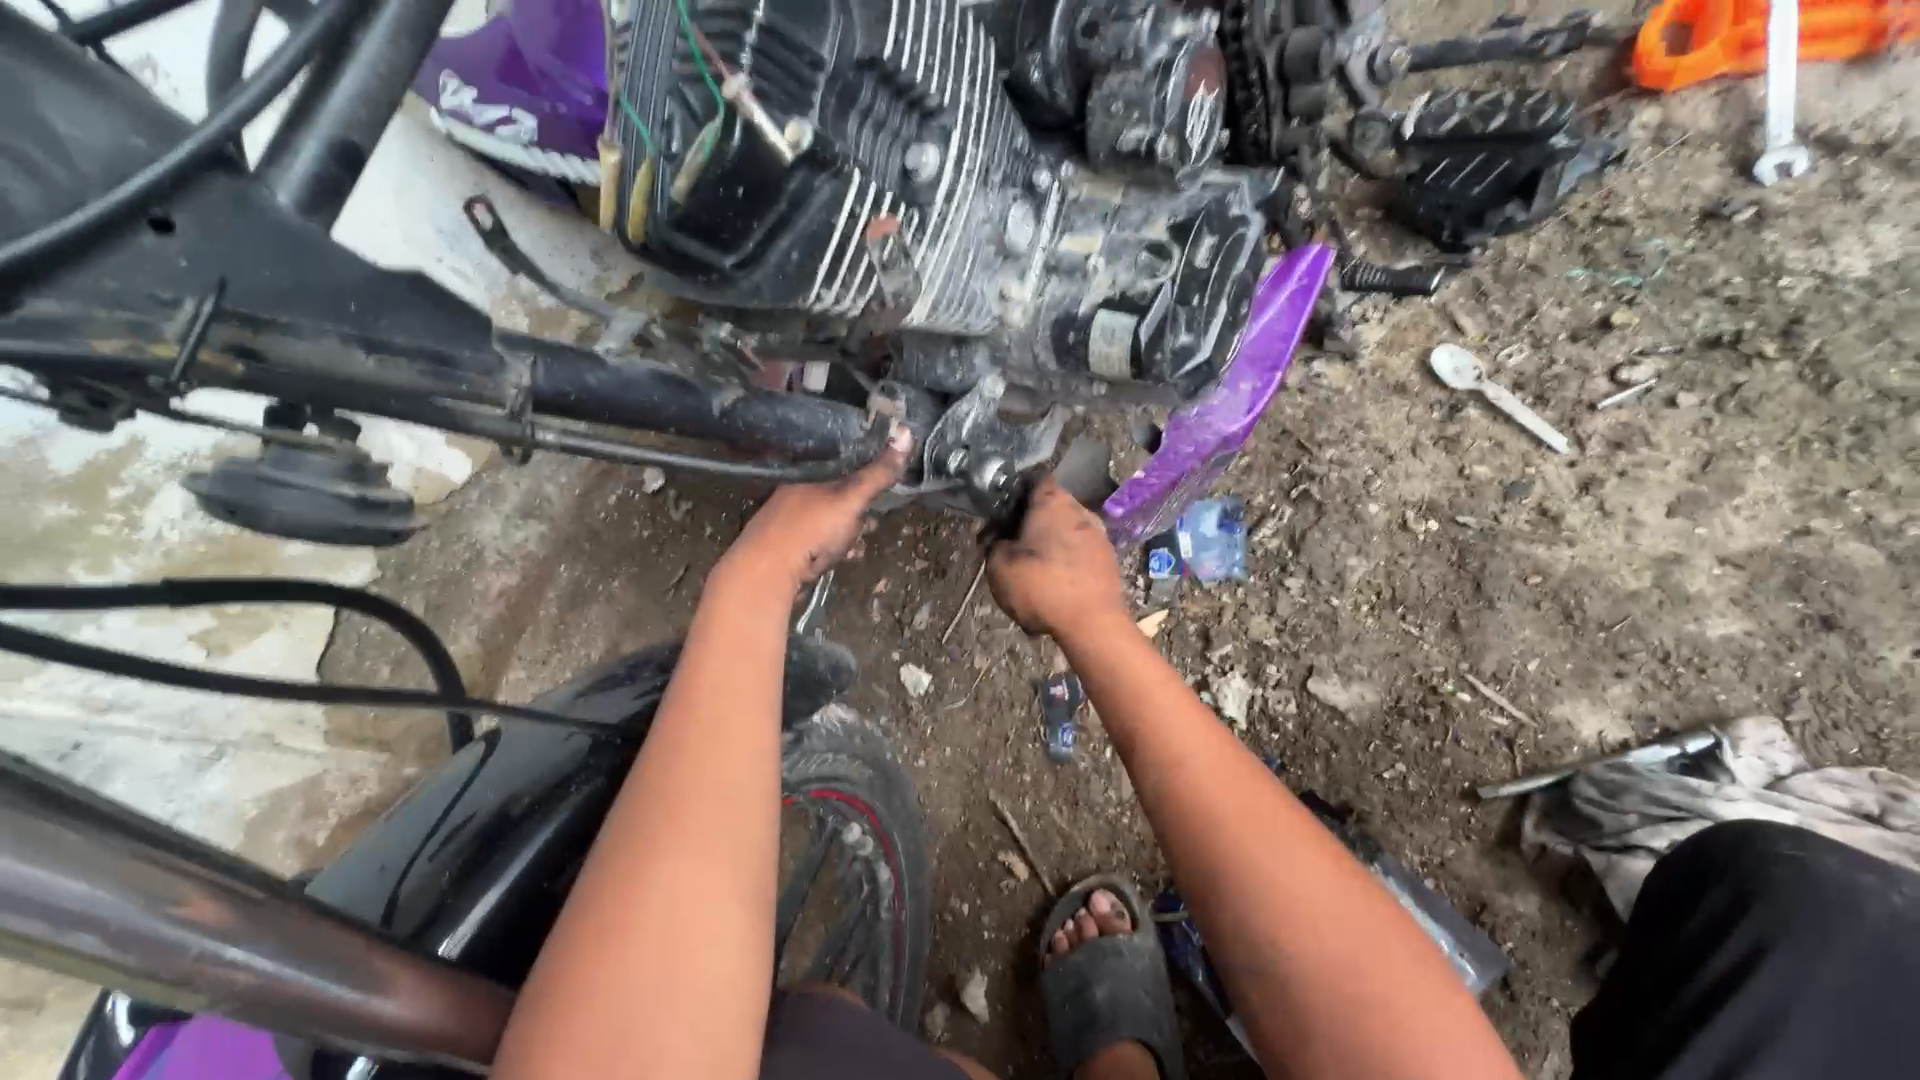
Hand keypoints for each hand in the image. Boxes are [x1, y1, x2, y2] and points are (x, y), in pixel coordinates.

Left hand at [718, 421, 913, 592]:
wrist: (767, 572)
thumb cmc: (810, 527)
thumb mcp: (851, 498)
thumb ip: (878, 473)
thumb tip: (906, 433)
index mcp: (806, 470)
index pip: (840, 458)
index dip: (865, 467)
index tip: (884, 478)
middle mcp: (794, 489)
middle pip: (836, 490)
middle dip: (858, 506)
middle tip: (870, 519)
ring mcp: (788, 517)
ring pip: (829, 516)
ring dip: (848, 530)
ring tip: (857, 543)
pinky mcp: (787, 543)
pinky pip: (819, 538)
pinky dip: (834, 545)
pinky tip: (843, 556)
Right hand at [986, 475, 1126, 641]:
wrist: (1091, 622)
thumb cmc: (1040, 585)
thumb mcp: (998, 566)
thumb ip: (994, 544)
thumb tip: (998, 538)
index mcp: (1052, 502)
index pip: (1034, 480)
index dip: (1017, 493)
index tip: (1003, 513)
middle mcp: (1080, 510)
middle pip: (1052, 507)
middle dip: (1034, 523)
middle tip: (1014, 546)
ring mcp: (1099, 535)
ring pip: (1068, 531)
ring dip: (1052, 544)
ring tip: (1035, 571)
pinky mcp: (1110, 559)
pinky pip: (1082, 553)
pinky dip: (1069, 563)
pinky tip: (1057, 585)